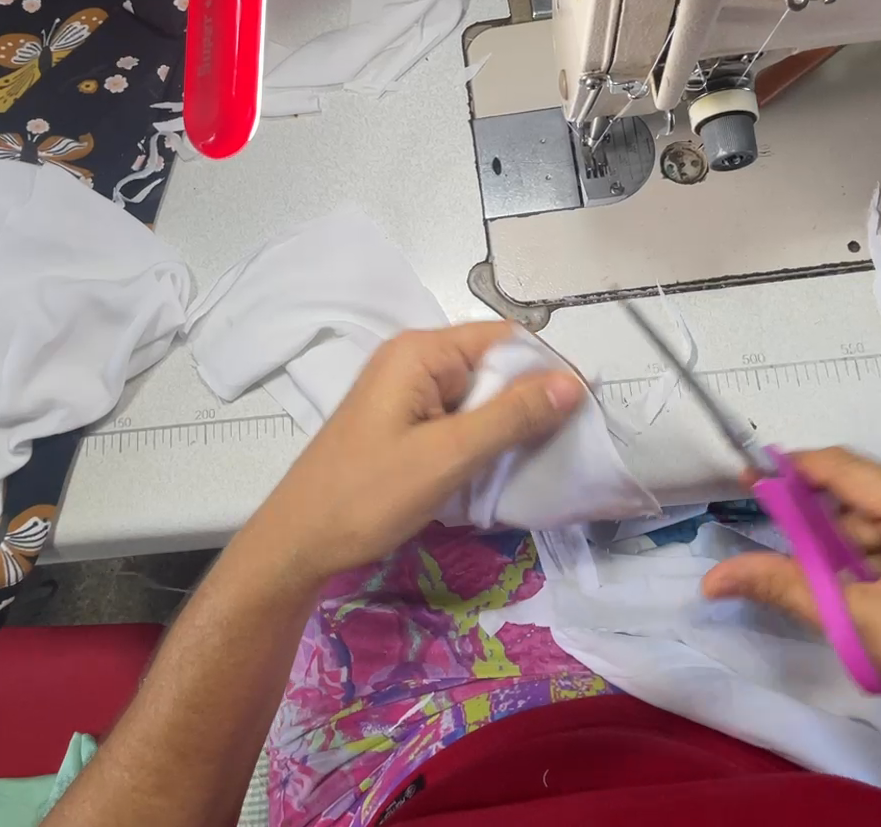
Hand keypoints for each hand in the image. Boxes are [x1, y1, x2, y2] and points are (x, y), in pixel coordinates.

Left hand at [241, 322, 583, 587]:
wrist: (300, 542)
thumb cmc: (368, 495)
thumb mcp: (449, 454)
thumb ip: (512, 415)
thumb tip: (572, 382)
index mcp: (420, 352)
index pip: (503, 338)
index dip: (545, 368)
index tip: (580, 410)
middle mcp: (413, 360)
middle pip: (491, 365)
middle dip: (527, 401)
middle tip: (561, 444)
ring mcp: (406, 392)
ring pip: (477, 396)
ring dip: (505, 425)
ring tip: (533, 460)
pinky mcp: (404, 422)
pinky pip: (457, 418)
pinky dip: (480, 439)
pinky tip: (495, 468)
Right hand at [702, 449, 880, 826]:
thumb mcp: (870, 628)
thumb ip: (788, 586)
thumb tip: (713, 576)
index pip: (852, 472)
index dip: (795, 472)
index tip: (749, 476)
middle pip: (872, 505)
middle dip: (830, 537)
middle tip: (796, 569)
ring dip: (859, 559)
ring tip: (851, 606)